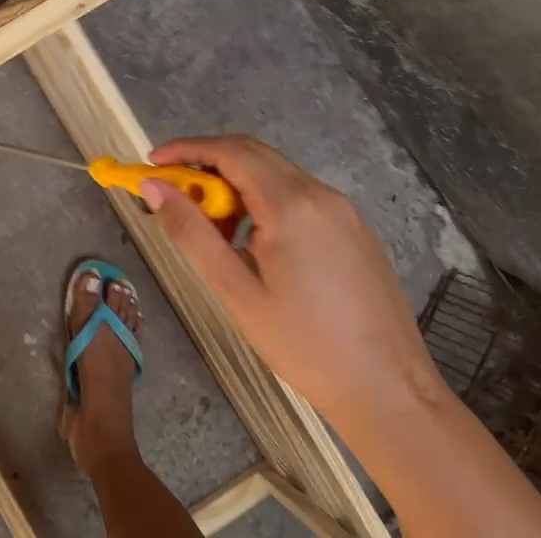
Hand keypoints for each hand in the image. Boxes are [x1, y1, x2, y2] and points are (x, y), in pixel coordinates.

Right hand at [142, 135, 447, 423]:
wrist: (389, 391)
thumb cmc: (304, 344)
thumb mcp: (234, 290)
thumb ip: (190, 231)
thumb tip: (152, 187)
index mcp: (291, 206)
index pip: (229, 151)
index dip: (184, 149)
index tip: (151, 163)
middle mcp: (321, 196)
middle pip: (252, 154)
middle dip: (204, 163)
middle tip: (170, 192)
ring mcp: (344, 212)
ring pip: (275, 174)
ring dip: (233, 184)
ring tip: (209, 228)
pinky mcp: (355, 231)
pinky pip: (298, 196)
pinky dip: (262, 200)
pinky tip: (250, 243)